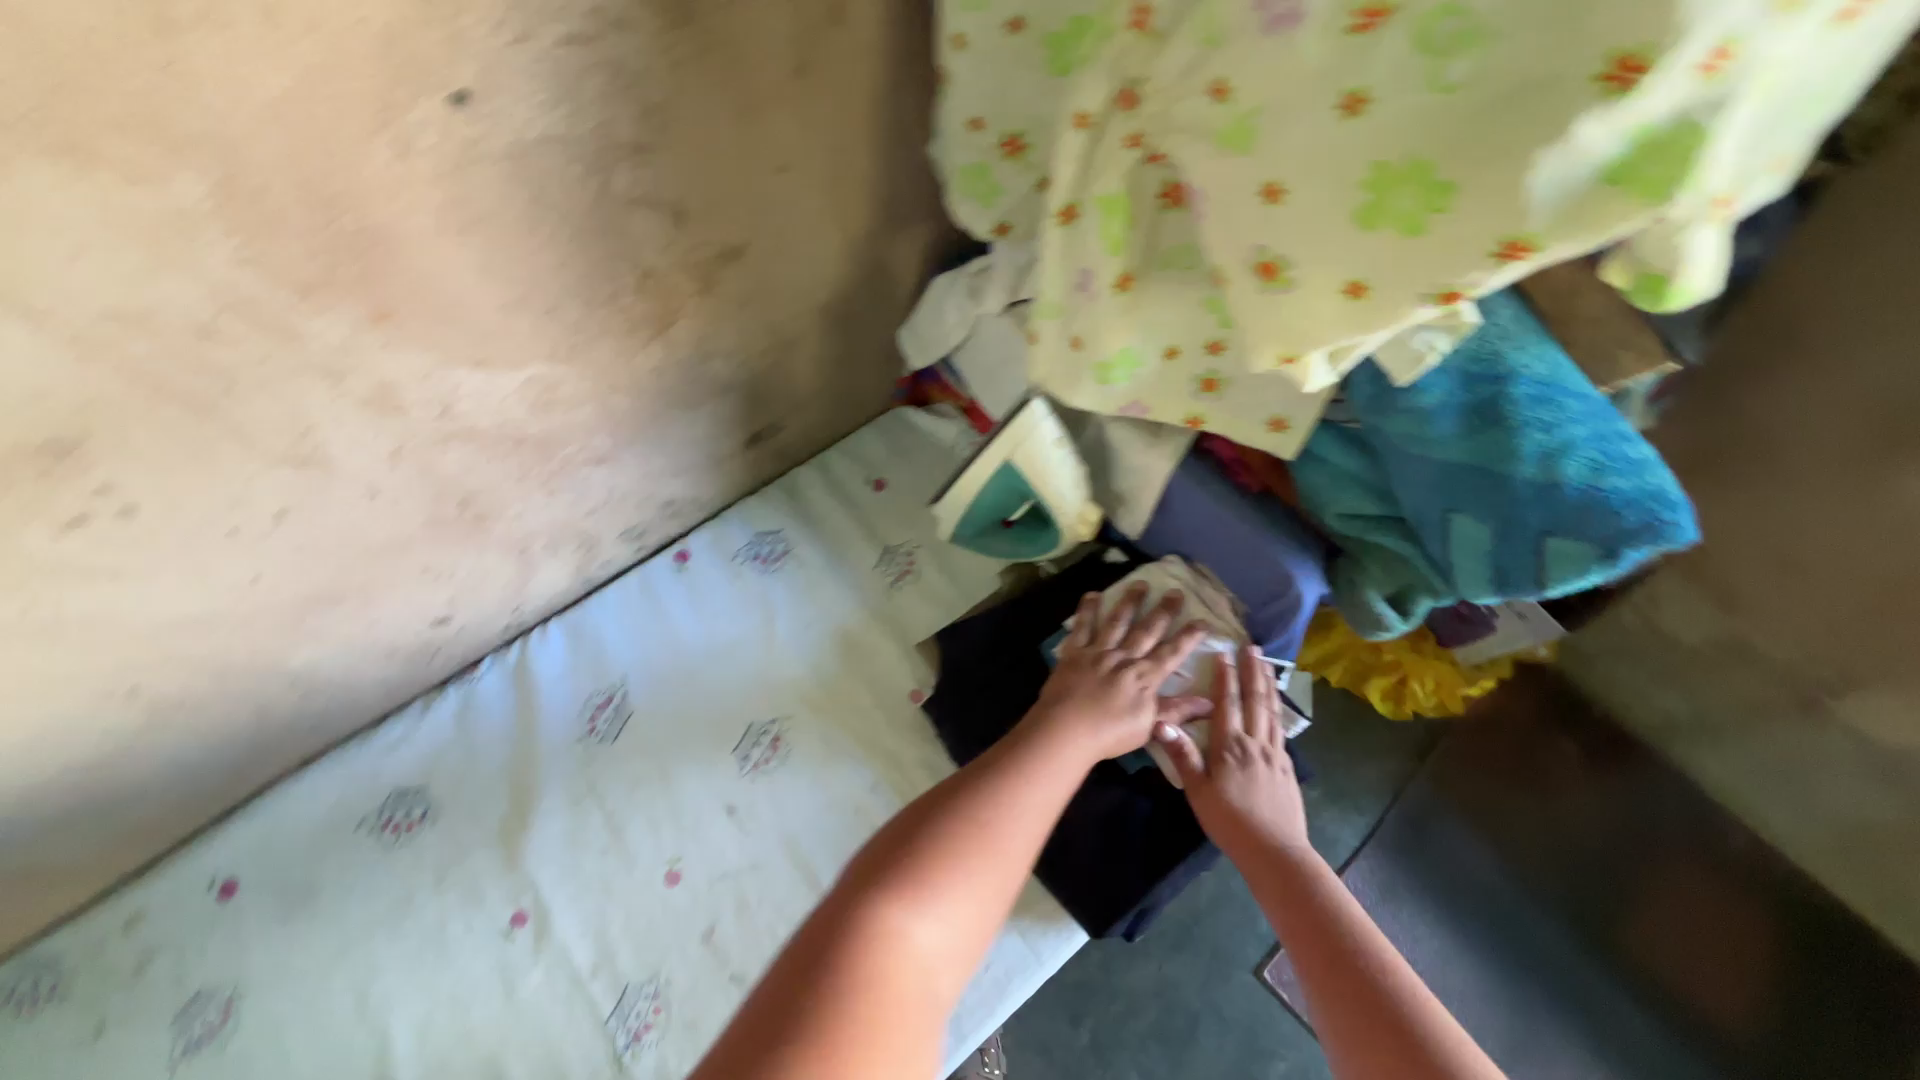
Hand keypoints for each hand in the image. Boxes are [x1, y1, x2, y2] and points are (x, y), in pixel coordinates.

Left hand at [1022, 583, 1211, 763]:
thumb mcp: (1148, 727)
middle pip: (1147, 631)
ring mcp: (1098, 652)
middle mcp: (1124, 658)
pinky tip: (1093, 595)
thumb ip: (1176, 711)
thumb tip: (1210, 703)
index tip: (1202, 621)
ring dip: (1130, 602)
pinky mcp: (1073, 653)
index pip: (1171, 653)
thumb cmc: (1109, 734)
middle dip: (1163, 611)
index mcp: (1144, 677)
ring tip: (1140, 584)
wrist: (1066, 730)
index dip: (1188, 637)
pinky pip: (1082, 627)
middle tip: (1176, 592)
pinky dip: (1088, 610)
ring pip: (1117, 622)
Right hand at [1155, 646, 1312, 863]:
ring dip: (1268, 684)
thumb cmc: (1230, 822)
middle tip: (1252, 647)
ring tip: (1267, 664)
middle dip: (1252, 671)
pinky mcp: (1287, 766)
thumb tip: (1161, 723)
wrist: (1275, 851)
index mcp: (1230, 747)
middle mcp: (1255, 743)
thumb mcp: (1198, 791)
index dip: (1224, 677)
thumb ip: (1183, 755)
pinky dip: (1277, 709)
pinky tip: (1276, 706)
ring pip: (1271, 711)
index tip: (1223, 653)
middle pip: (1255, 700)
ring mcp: (1275, 754)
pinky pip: (1280, 728)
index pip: (1226, 704)